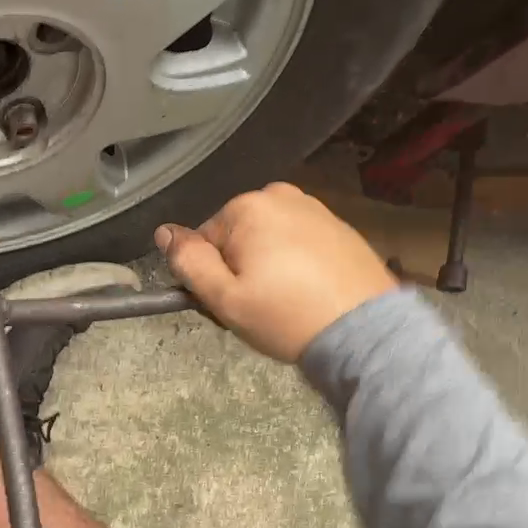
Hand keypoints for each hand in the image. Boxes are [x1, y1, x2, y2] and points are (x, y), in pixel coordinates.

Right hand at [156, 183, 398, 362]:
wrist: (364, 332)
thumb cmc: (286, 315)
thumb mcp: (223, 297)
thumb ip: (188, 262)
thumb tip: (163, 232)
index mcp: (248, 207)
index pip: (203, 242)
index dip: (211, 276)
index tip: (230, 302)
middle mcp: (282, 195)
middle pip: (236, 236)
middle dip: (239, 267)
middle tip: (256, 306)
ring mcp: (316, 208)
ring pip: (267, 239)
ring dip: (266, 266)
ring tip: (284, 302)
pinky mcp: (341, 228)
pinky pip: (298, 243)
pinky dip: (295, 265)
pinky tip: (307, 293)